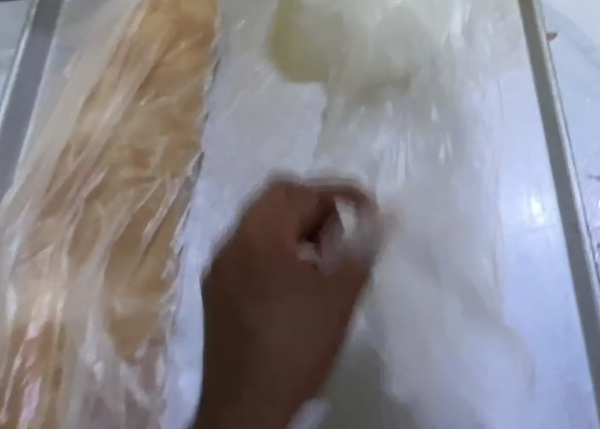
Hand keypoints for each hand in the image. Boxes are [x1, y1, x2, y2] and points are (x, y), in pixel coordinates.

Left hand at [195, 179, 377, 428]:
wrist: (245, 412)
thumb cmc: (297, 346)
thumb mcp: (340, 295)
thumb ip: (362, 247)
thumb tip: (383, 216)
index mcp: (260, 236)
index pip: (303, 193)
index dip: (341, 195)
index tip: (370, 211)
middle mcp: (233, 242)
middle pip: (276, 199)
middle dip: (315, 205)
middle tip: (343, 231)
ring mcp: (220, 268)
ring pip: (261, 223)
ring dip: (296, 226)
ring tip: (326, 256)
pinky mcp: (216, 292)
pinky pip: (249, 248)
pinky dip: (277, 247)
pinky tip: (299, 278)